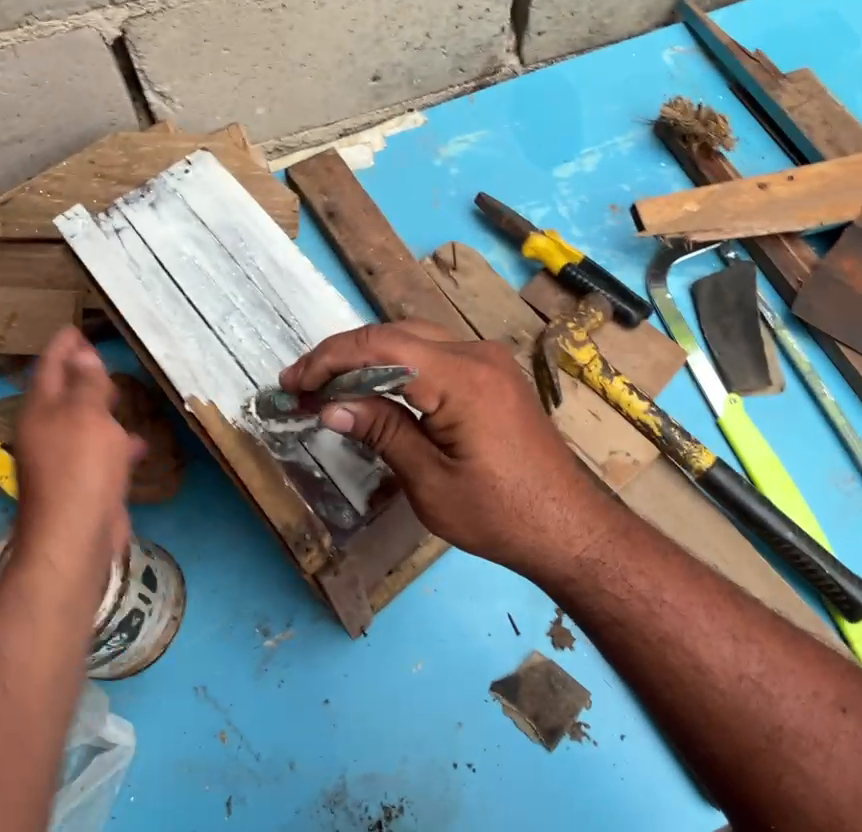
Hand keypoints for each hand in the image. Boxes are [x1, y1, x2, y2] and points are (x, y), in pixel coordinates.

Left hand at [14, 328, 145, 559]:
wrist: (77, 537)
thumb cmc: (81, 469)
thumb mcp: (87, 417)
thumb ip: (87, 385)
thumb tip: (82, 356)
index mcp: (42, 411)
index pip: (50, 368)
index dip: (62, 347)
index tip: (75, 327)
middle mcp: (46, 433)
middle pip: (63, 395)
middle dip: (80, 375)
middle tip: (98, 355)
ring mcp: (63, 461)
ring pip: (83, 424)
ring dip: (100, 407)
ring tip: (121, 392)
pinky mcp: (84, 484)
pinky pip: (101, 452)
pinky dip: (117, 442)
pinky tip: (138, 443)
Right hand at [281, 322, 616, 575]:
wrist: (568, 527)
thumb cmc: (500, 515)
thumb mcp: (430, 482)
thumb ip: (382, 433)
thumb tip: (331, 405)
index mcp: (463, 379)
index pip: (382, 346)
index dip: (330, 360)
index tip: (293, 383)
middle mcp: (478, 355)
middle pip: (396, 334)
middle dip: (344, 356)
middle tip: (302, 386)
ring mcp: (490, 361)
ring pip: (416, 339)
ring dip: (370, 358)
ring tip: (329, 388)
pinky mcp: (495, 374)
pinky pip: (437, 355)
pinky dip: (400, 366)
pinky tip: (375, 389)